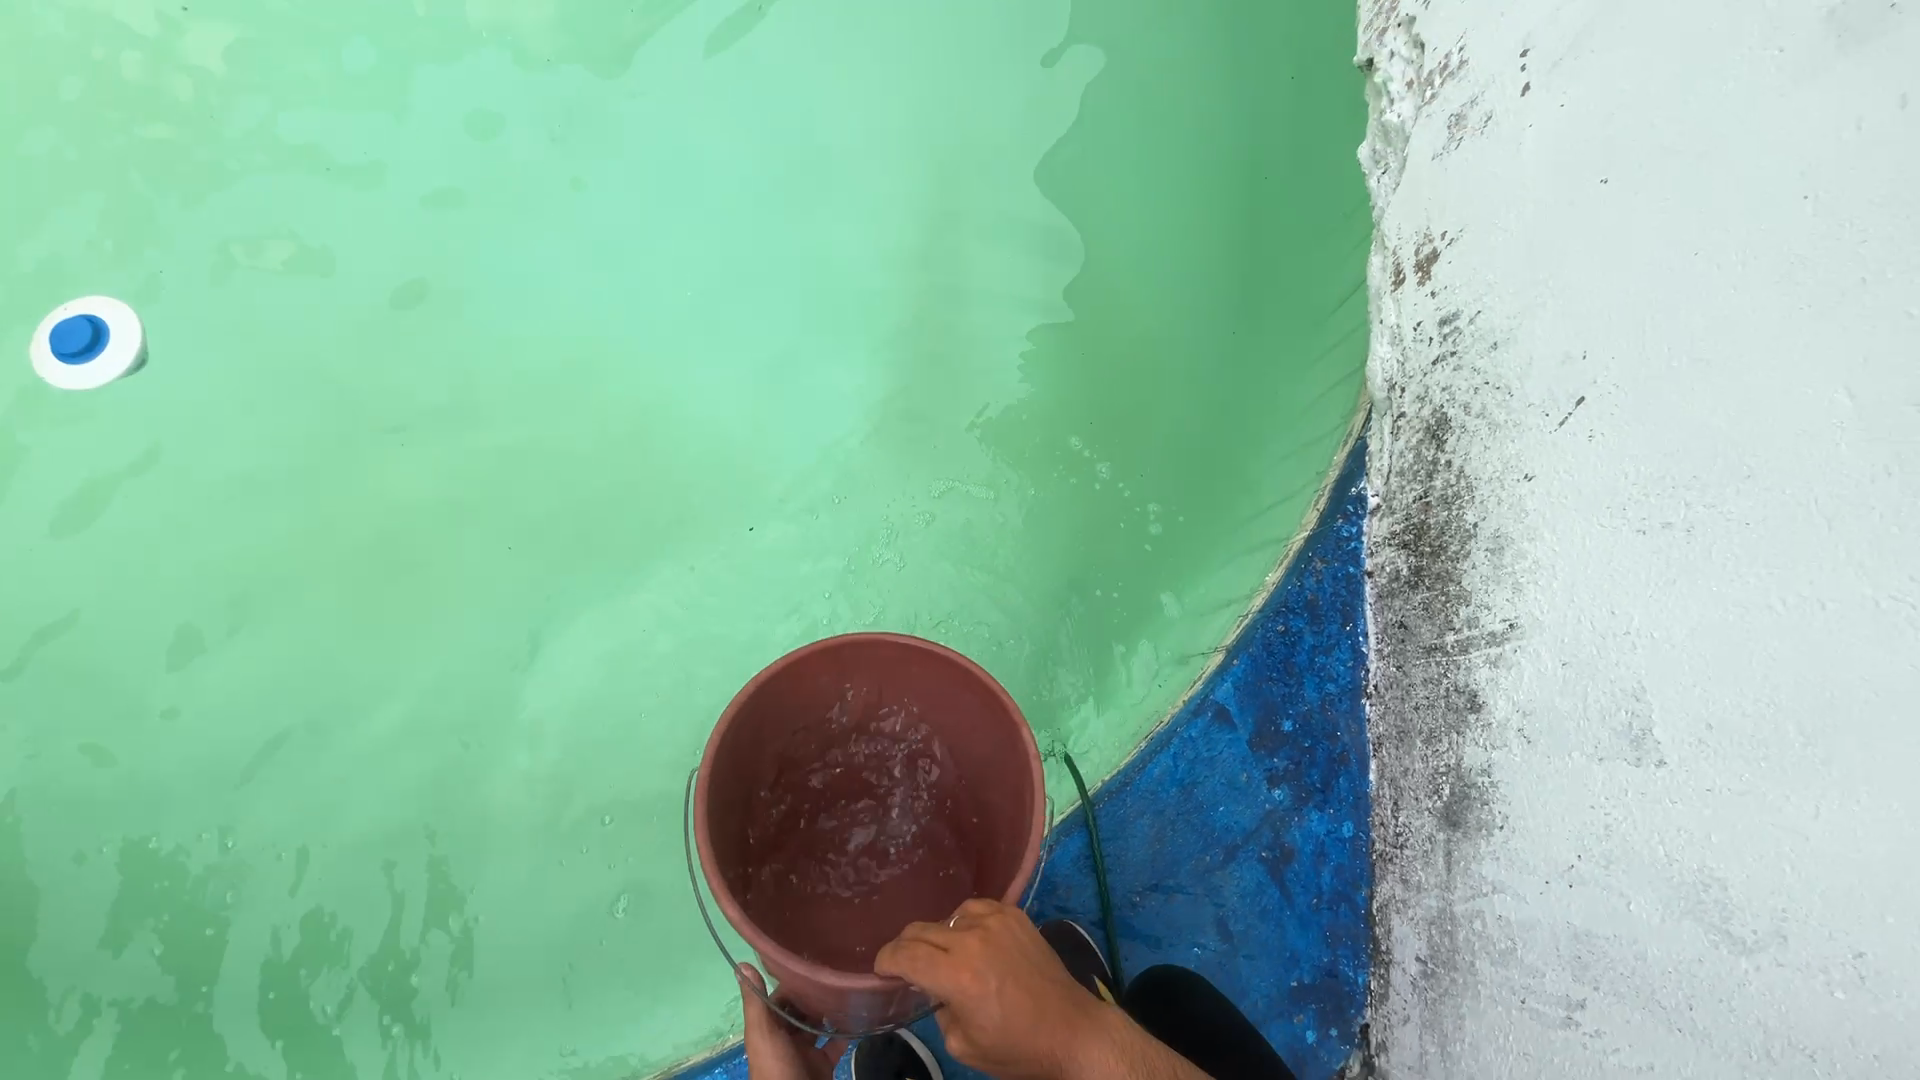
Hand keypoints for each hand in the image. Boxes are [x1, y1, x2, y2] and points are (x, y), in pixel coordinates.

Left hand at [736, 964, 847, 1079]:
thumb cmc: (776, 1068)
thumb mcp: (762, 1034)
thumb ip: (756, 1002)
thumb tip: (742, 963)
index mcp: (769, 1030)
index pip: (779, 997)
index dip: (792, 979)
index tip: (810, 957)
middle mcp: (787, 1038)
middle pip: (800, 1009)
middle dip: (814, 992)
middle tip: (836, 966)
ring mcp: (807, 1051)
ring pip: (819, 1024)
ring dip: (830, 1009)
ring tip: (848, 984)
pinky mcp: (824, 1064)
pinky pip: (837, 1043)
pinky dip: (846, 1030)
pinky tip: (857, 1013)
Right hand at [873, 899, 1111, 1079]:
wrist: (1071, 1029)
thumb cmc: (1016, 1047)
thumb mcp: (963, 1044)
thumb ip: (938, 1008)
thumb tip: (931, 985)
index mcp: (956, 975)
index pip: (904, 955)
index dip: (885, 961)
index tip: (881, 969)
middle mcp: (972, 939)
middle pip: (920, 930)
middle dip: (905, 948)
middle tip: (905, 964)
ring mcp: (995, 920)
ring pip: (947, 917)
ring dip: (938, 935)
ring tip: (946, 955)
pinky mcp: (1014, 913)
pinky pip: (975, 909)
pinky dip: (966, 922)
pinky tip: (972, 940)